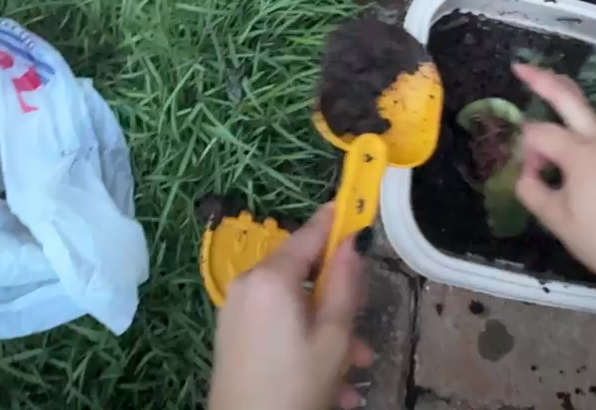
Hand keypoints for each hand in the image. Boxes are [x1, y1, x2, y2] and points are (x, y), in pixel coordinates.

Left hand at [209, 204, 375, 409]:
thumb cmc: (295, 389)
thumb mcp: (333, 338)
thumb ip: (345, 284)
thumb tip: (351, 242)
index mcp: (271, 277)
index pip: (310, 233)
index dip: (336, 220)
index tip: (358, 206)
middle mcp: (248, 284)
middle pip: (303, 272)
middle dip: (337, 296)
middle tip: (363, 326)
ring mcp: (236, 311)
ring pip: (293, 304)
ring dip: (325, 328)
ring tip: (354, 368)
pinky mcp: (232, 336)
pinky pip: (276, 323)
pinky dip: (301, 339)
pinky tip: (329, 382)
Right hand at [512, 63, 595, 298]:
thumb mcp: (557, 220)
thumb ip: (532, 190)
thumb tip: (524, 175)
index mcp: (582, 153)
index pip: (539, 134)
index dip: (525, 152)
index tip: (526, 178)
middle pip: (570, 97)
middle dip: (543, 79)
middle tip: (520, 66)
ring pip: (586, 113)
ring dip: (562, 100)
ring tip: (542, 87)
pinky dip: (576, 128)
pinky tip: (567, 144)